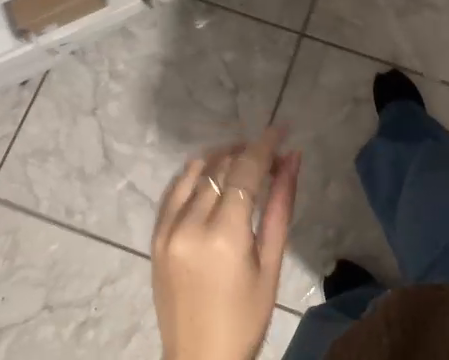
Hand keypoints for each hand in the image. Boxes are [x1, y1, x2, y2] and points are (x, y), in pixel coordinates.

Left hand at [153, 127, 300, 359]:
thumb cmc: (246, 318)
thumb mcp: (271, 263)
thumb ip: (281, 206)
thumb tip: (292, 158)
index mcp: (224, 236)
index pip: (246, 171)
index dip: (266, 144)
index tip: (283, 129)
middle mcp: (191, 226)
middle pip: (222, 168)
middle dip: (248, 152)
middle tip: (271, 154)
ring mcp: (167, 231)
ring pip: (195, 173)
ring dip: (220, 158)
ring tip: (242, 158)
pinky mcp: (155, 239)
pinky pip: (173, 191)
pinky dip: (193, 175)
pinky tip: (211, 176)